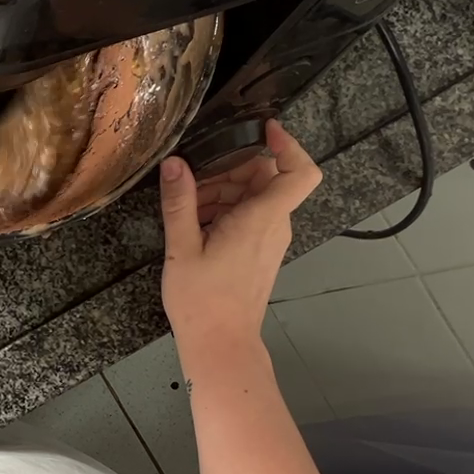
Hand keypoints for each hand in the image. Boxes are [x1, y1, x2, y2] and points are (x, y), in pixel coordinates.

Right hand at [159, 121, 320, 358]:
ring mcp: (269, 240)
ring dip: (221, 195)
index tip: (263, 130)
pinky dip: (224, 214)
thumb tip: (175, 164)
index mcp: (261, 219)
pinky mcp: (259, 253)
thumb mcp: (181, 248)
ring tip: (186, 213)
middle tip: (190, 187)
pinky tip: (195, 230)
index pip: (299, 171)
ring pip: (254, 199)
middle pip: (265, 179)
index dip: (288, 144)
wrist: (220, 343)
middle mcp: (273, 226)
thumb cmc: (202, 301)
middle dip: (228, 173)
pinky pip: (249, 219)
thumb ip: (179, 203)